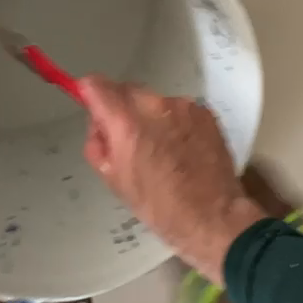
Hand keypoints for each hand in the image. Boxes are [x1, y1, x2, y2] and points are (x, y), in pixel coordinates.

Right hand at [79, 75, 267, 280]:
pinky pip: (178, 108)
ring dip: (149, 115)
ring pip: (153, 99)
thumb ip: (98, 144)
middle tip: (125, 137)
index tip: (89, 101)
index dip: (89, 92)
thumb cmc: (159, 207)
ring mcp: (184, 106)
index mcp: (128, 124)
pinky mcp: (204, 111)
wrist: (213, 216)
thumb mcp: (115, 181)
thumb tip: (97, 122)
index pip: (98, 87)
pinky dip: (173, 121)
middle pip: (126, 90)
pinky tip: (181, 148)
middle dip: (120, 107)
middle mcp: (156, 106)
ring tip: (159, 148)